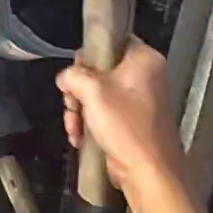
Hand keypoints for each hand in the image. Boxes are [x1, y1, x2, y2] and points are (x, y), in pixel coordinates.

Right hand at [56, 39, 184, 189]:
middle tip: (72, 104)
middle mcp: (146, 76)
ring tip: (75, 127)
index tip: (76, 73)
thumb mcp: (93, 92)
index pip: (112, 41)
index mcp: (144, 60)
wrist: (148, 171)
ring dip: (80, 110)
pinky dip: (90, 123)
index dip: (89, 55)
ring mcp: (140, 100)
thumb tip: (65, 77)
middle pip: (100, 70)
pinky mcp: (133, 122)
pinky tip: (81, 137)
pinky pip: (105, 113)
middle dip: (79, 91)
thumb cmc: (125, 125)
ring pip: (98, 94)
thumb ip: (73, 76)